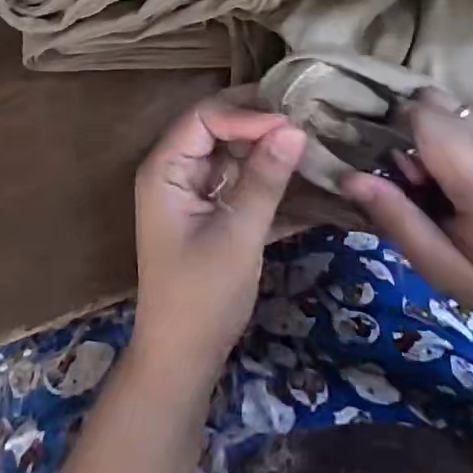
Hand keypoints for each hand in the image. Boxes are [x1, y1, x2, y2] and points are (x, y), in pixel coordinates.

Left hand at [131, 98, 307, 373]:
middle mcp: (174, 168)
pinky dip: (263, 167)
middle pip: (216, 124)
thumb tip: (295, 128)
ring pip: (229, 146)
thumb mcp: (238, 234)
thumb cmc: (202, 297)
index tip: (291, 124)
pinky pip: (236, 171)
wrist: (182, 357)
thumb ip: (265, 178)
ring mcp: (191, 186)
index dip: (247, 114)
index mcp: (165, 169)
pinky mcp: (209, 205)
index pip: (205, 116)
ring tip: (307, 138)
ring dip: (264, 142)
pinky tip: (295, 166)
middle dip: (257, 121)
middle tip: (304, 119)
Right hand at [342, 89, 472, 347]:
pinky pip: (463, 117)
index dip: (394, 137)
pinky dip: (445, 136)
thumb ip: (395, 217)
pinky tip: (452, 181)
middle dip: (408, 133)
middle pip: (429, 102)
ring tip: (434, 185)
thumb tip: (347, 177)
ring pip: (445, 106)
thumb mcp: (441, 267)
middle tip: (415, 186)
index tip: (397, 179)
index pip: (419, 113)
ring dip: (427, 134)